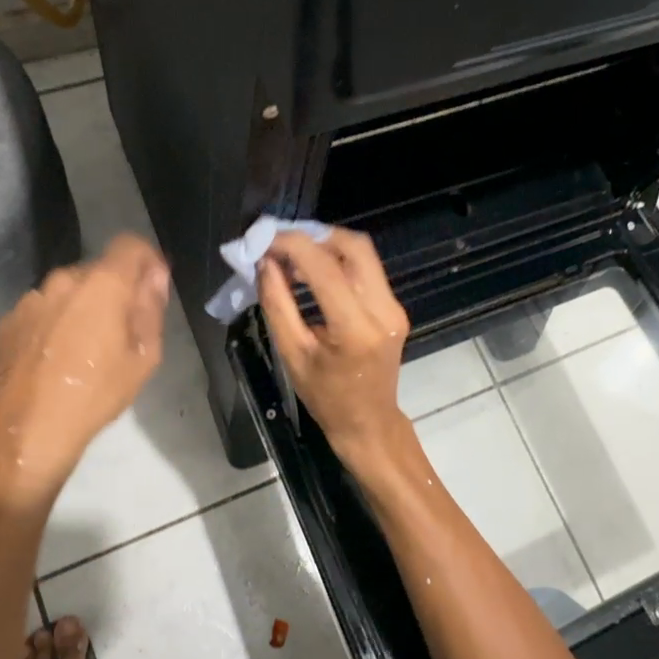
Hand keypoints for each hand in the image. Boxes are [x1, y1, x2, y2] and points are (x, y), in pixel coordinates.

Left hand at [0, 234, 170, 487]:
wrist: (28, 432)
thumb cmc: (97, 395)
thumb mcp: (144, 357)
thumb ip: (151, 307)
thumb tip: (154, 277)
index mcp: (102, 285)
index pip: (130, 245)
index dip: (147, 260)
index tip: (153, 287)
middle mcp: (63, 280)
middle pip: (98, 270)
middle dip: (115, 290)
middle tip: (123, 329)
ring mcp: (31, 299)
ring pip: (69, 291)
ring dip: (83, 307)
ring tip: (86, 349)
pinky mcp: (8, 321)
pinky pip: (44, 310)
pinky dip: (56, 323)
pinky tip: (57, 358)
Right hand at [257, 228, 411, 463]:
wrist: (368, 422)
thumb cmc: (325, 397)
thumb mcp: (292, 354)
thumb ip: (277, 304)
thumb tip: (265, 262)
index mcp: (356, 329)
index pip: (325, 268)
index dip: (292, 245)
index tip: (265, 240)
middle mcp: (383, 311)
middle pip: (354, 247)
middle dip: (315, 236)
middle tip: (282, 242)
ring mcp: (394, 308)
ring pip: (362, 254)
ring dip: (326, 246)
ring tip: (292, 256)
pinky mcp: (394, 308)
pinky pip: (366, 270)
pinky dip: (338, 262)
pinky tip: (312, 271)